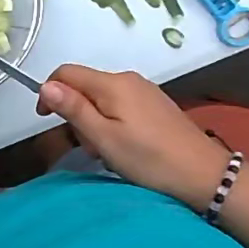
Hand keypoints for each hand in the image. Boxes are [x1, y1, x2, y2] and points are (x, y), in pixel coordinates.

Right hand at [36, 65, 231, 208]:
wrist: (203, 174)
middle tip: (87, 146)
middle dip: (75, 113)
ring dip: (93, 122)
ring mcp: (144, 90)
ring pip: (102, 97)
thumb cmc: (148, 159)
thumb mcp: (103, 138)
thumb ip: (73, 109)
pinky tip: (124, 146)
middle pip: (84, 86)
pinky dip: (111, 123)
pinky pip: (120, 105)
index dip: (50, 92)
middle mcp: (128, 78)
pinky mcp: (155, 104)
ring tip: (108, 152)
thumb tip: (45, 85)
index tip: (47, 121)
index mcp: (112, 83)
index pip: (66, 73)